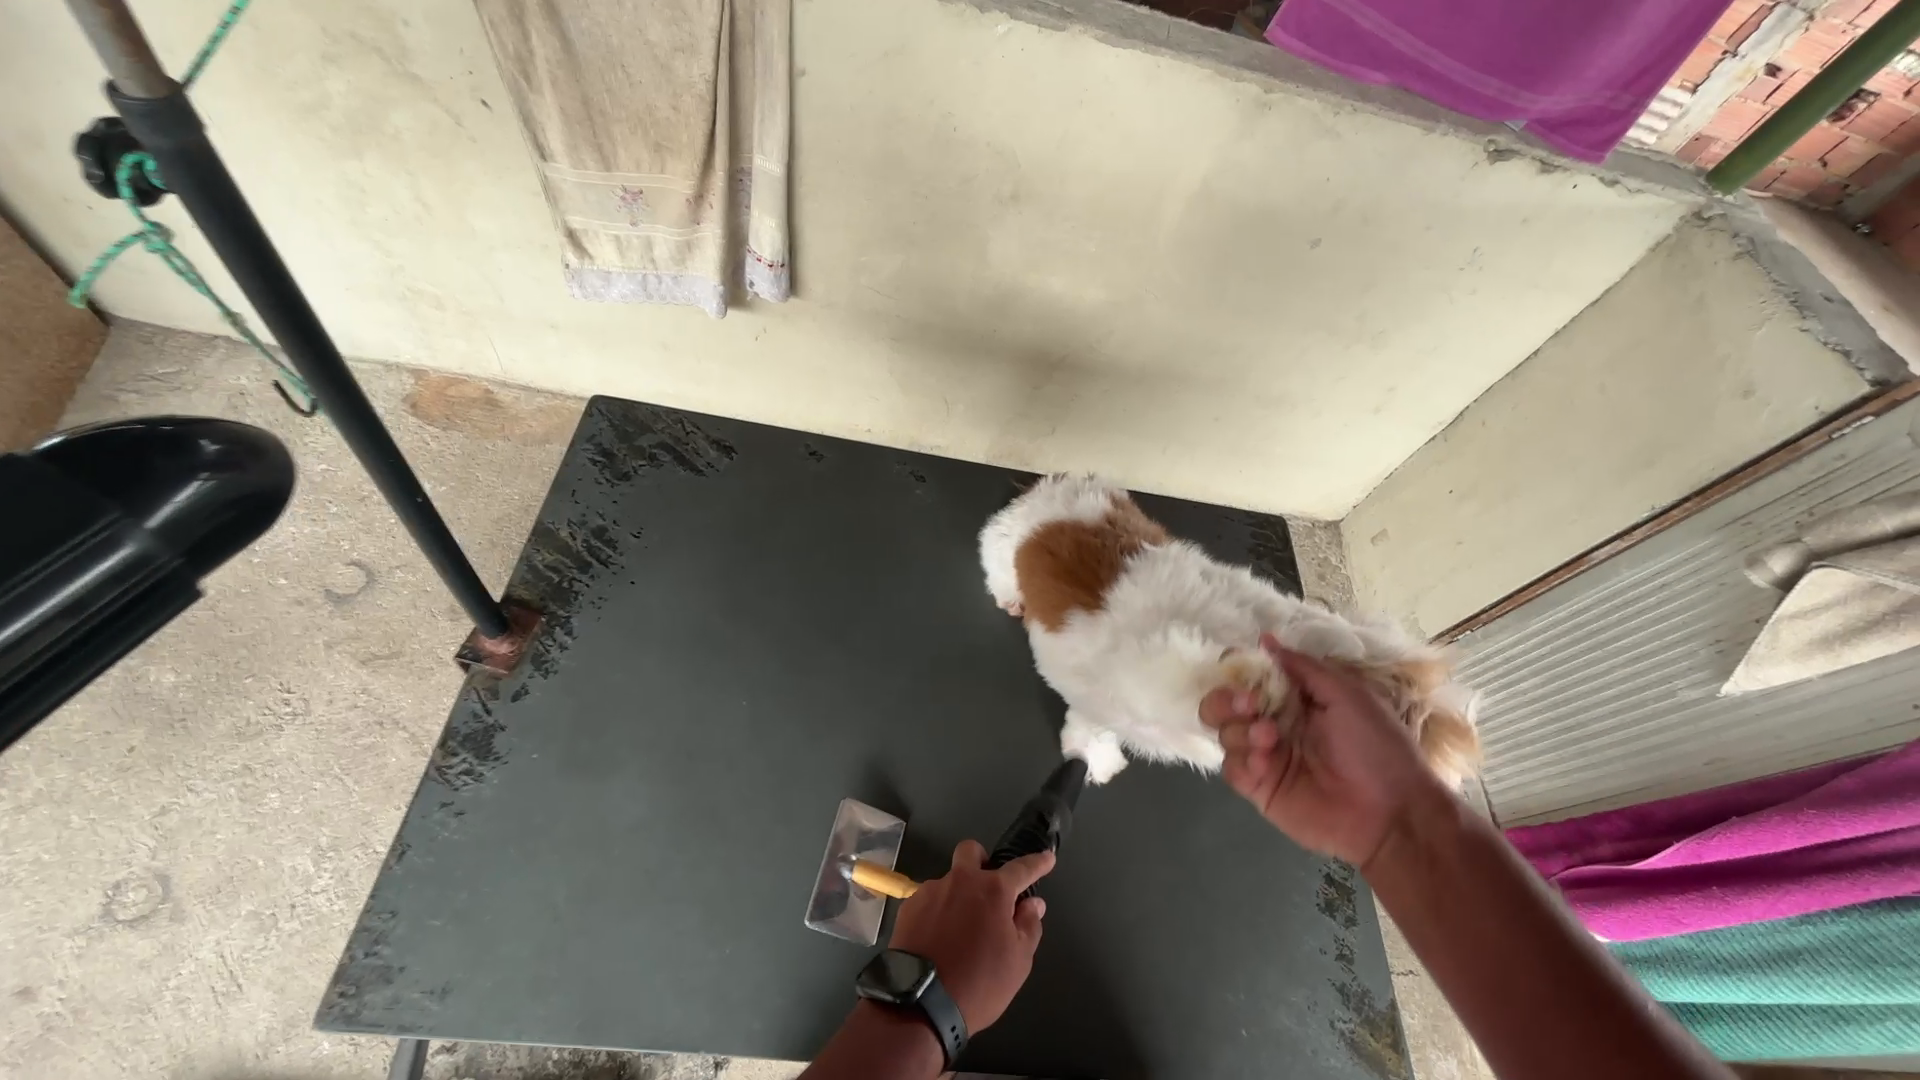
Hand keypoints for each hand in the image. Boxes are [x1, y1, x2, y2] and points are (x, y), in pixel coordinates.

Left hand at [887, 839, 1053, 1031]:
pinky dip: (938, 912)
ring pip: (948, 880)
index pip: (1021, 869)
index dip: (1037, 863)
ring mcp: (931, 891)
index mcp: (993, 891)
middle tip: (989, 890)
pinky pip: (929, 900)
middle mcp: (960, 881)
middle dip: (983, 861)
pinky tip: (937, 939)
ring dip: (958, 895)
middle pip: (971, 852)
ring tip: (959, 931)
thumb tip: (1032, 903)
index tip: (1047, 857)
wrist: (919, 1002)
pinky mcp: (908, 907)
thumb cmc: (979, 983)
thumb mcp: (1018, 962)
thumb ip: (1028, 926)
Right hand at [1200, 636, 1449, 868]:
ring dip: (1240, 730)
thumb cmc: (1375, 747)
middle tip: (1250, 705)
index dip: (1239, 671)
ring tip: (1270, 739)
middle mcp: (1273, 723)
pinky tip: (1266, 765)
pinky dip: (1243, 762)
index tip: (1244, 672)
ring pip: (1224, 733)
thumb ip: (1302, 667)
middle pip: (1222, 704)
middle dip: (1226, 700)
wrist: (1390, 812)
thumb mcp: (1346, 695)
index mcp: (1293, 699)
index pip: (1249, 677)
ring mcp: (1264, 757)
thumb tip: (1265, 639)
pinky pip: (1231, 769)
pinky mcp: (1259, 788)